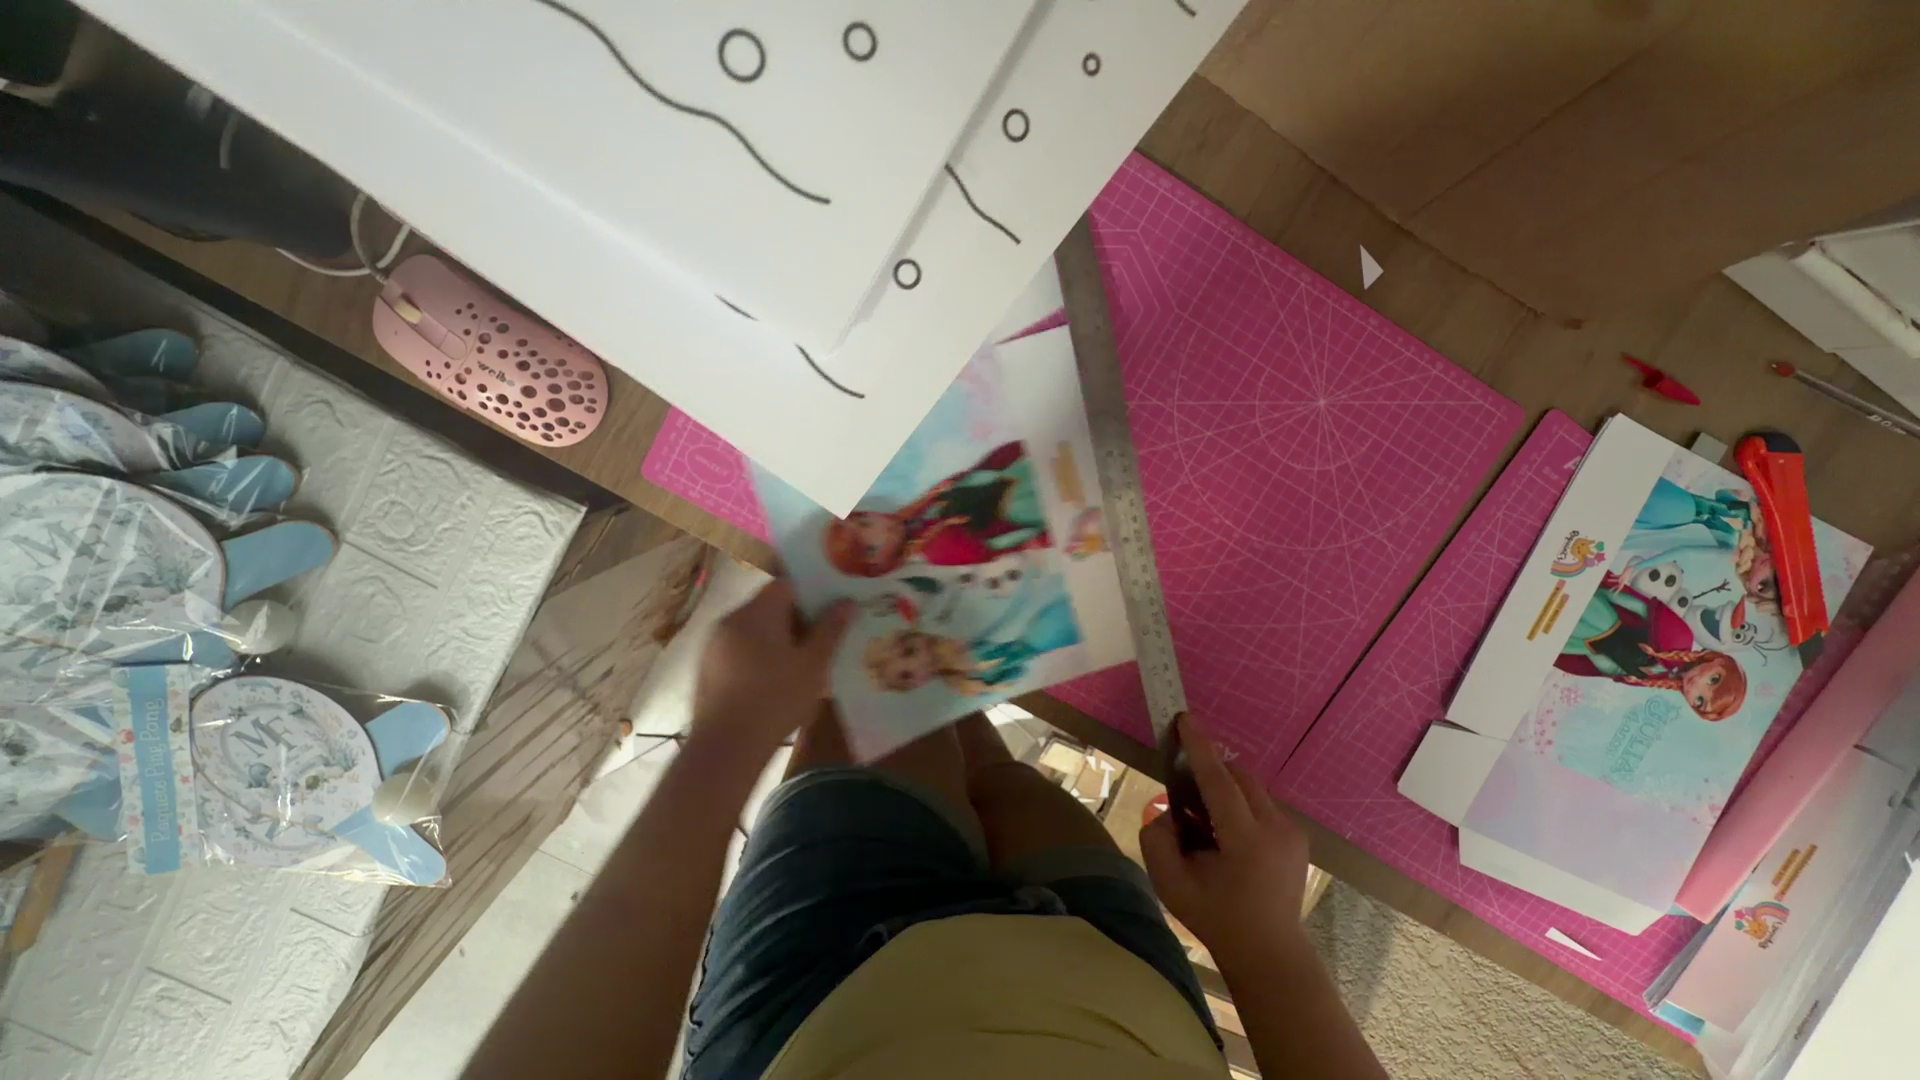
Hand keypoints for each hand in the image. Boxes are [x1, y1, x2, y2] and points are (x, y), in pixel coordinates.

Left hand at [691, 580, 851, 756]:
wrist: (725, 748)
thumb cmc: (775, 700)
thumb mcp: (813, 666)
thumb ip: (830, 630)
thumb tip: (847, 601)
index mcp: (756, 612)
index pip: (787, 584)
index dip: (813, 591)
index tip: (834, 605)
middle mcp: (730, 619)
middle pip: (770, 606)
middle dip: (798, 618)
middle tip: (826, 636)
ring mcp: (714, 644)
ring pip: (754, 630)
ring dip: (779, 639)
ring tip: (805, 662)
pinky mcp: (707, 668)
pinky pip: (740, 650)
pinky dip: (760, 656)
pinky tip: (777, 681)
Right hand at [1141, 714, 1311, 963]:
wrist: (1270, 954)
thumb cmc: (1217, 919)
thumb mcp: (1171, 885)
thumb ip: (1157, 840)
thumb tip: (1168, 811)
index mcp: (1246, 840)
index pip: (1219, 780)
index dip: (1199, 746)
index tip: (1185, 717)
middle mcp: (1275, 828)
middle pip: (1239, 777)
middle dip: (1211, 772)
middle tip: (1185, 791)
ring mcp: (1292, 833)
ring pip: (1252, 789)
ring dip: (1226, 791)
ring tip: (1207, 823)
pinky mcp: (1298, 838)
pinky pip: (1262, 805)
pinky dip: (1240, 806)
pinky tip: (1227, 837)